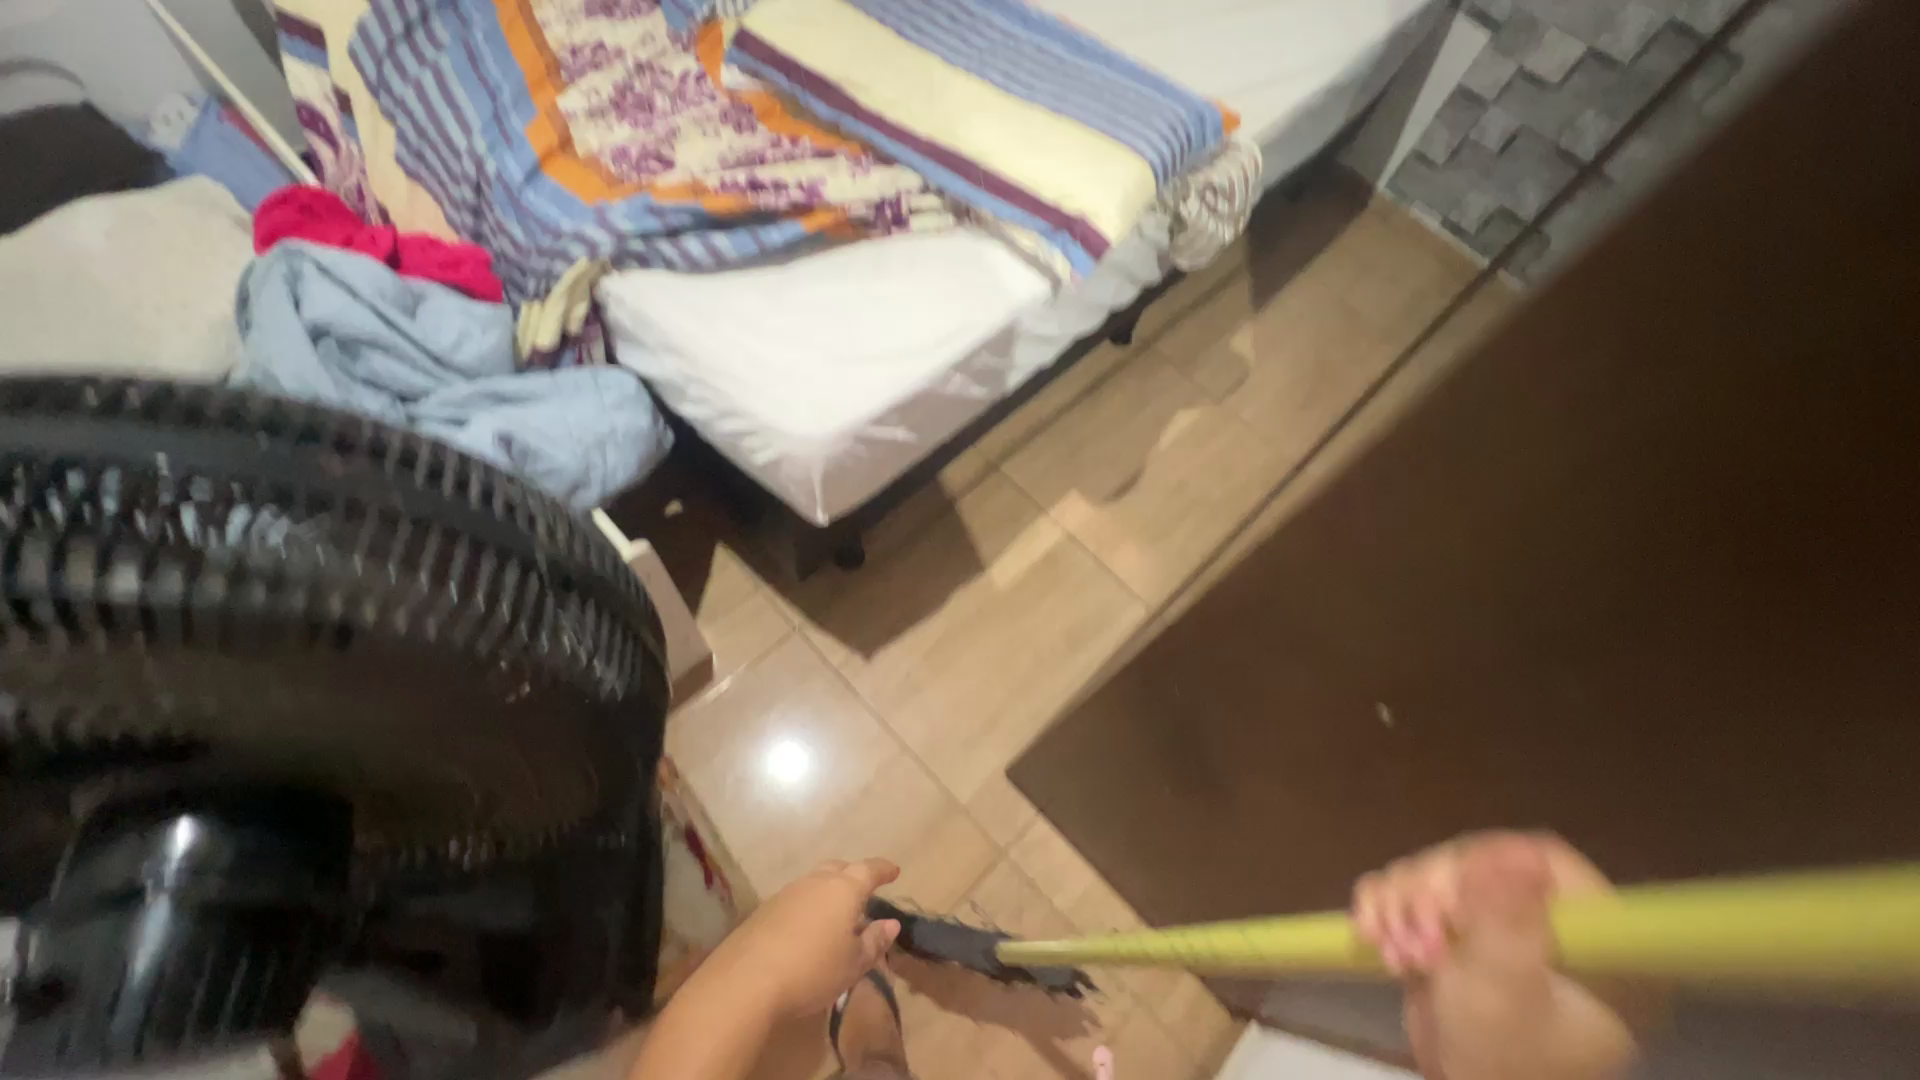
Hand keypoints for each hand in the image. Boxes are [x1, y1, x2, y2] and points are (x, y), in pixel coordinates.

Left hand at [699, 858, 902, 1019]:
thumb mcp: (853, 964)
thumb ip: (874, 941)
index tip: (894, 870)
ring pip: (814, 882)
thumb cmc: (812, 970)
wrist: (746, 981)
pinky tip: (807, 929)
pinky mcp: (765, 910)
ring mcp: (787, 893)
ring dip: (829, 891)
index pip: (868, 870)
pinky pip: (796, 899)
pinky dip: (808, 906)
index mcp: (843, 890)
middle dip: (854, 875)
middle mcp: (815, 882)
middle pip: (839, 868)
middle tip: (864, 890)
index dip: (883, 869)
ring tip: (836, 913)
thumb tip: (891, 924)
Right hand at [1353, 832, 1638, 1079]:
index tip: (1450, 898)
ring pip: (1432, 872)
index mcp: (1591, 937)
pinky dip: (1381, 907)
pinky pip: (1405, 887)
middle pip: (1473, 860)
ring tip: (1398, 956)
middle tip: (1420, 943)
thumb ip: (1507, 920)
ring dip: (1399, 906)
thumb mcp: (1502, 990)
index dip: (1487, 861)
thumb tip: (1515, 849)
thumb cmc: (1499, 1057)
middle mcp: (1549, 921)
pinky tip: (1374, 938)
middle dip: (1428, 894)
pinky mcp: (1450, 927)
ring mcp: (1493, 921)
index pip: (1545, 859)